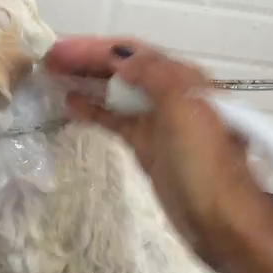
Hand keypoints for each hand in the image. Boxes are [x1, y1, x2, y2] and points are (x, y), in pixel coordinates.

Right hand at [44, 38, 269, 260]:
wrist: (223, 224)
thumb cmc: (204, 164)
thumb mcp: (183, 109)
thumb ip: (154, 76)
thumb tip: (120, 58)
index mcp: (184, 79)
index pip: (134, 53)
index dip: (96, 48)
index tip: (60, 49)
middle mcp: (171, 94)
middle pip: (123, 68)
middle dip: (87, 61)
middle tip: (49, 60)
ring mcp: (159, 122)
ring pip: (117, 93)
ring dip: (87, 81)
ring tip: (53, 77)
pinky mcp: (149, 147)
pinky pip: (117, 120)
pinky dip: (94, 110)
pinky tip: (71, 105)